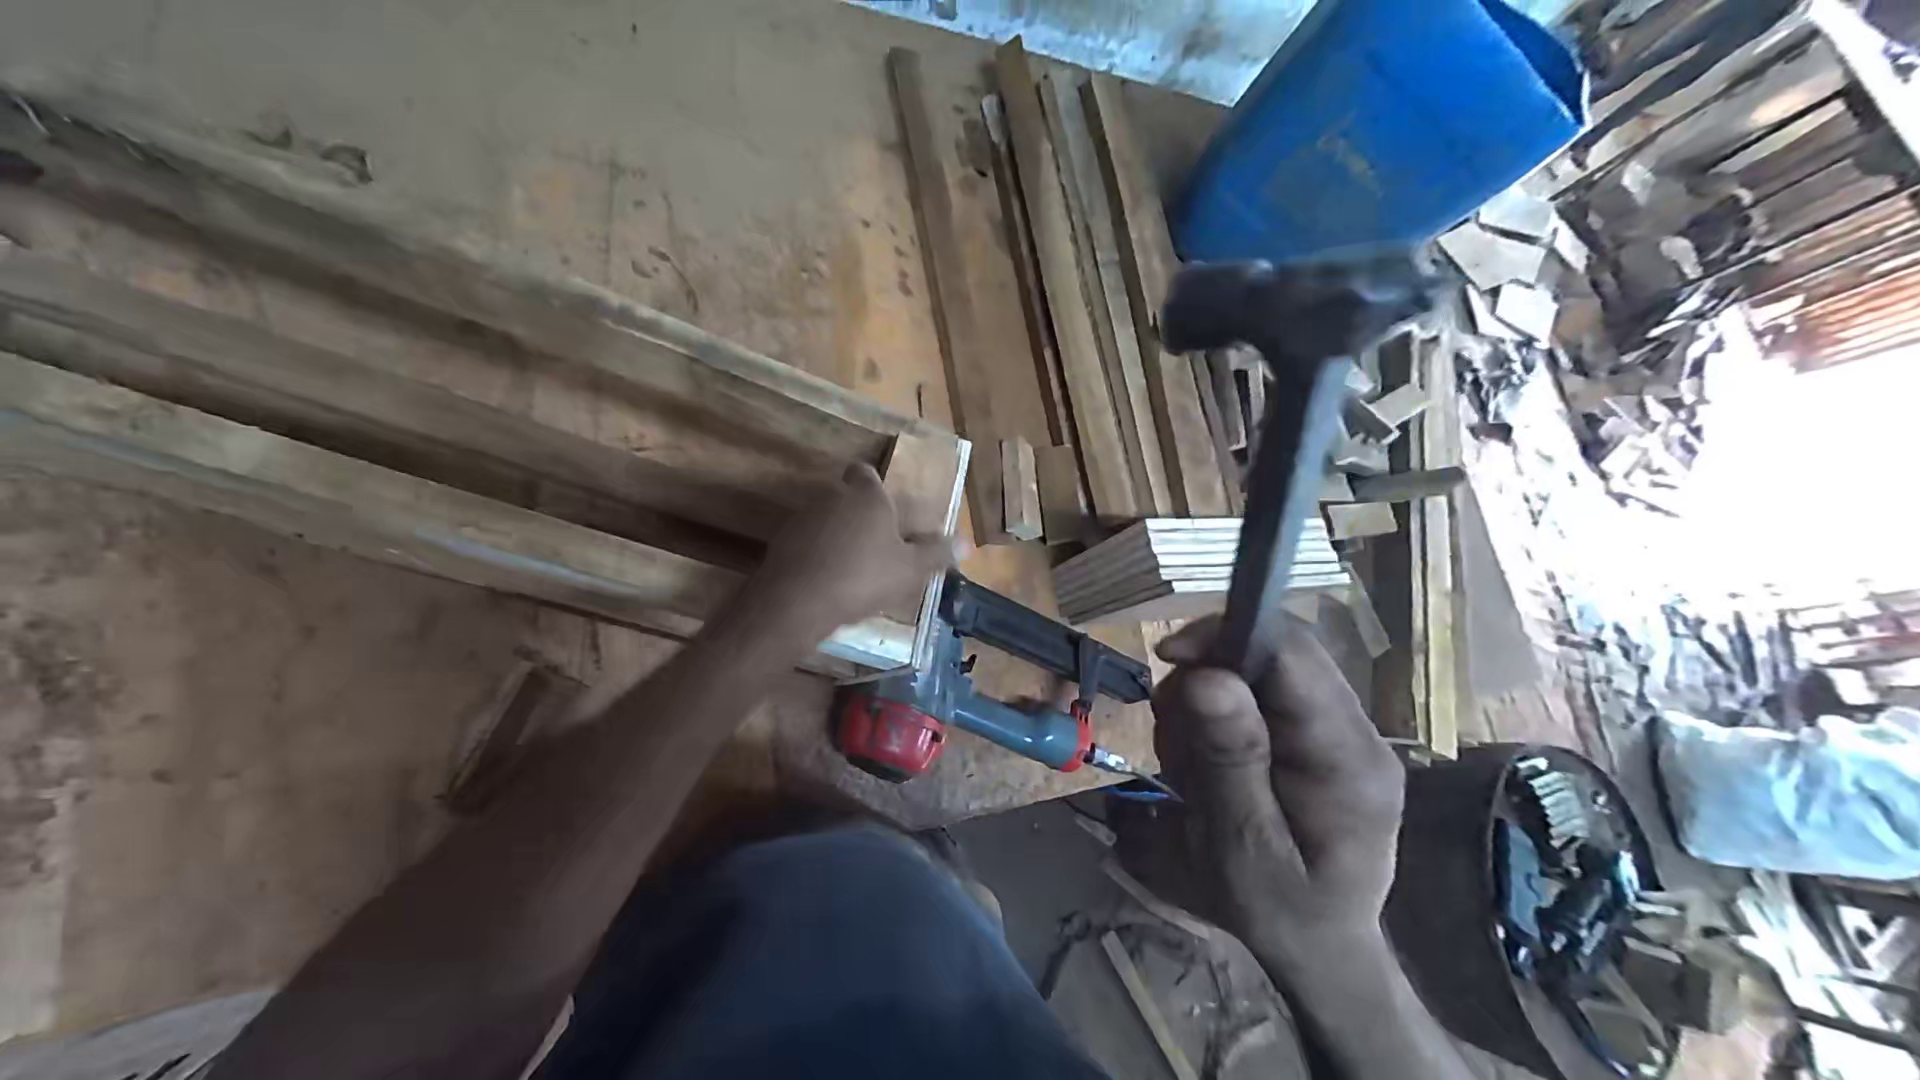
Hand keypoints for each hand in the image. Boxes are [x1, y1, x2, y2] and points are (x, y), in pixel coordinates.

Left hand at [743, 462, 958, 634]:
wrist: (798, 600)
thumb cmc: (864, 577)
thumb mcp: (910, 570)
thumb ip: (936, 553)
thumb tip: (967, 544)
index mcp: (867, 495)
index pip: (867, 472)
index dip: (876, 488)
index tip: (886, 510)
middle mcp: (833, 495)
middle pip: (847, 496)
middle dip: (860, 515)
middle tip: (877, 545)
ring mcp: (803, 517)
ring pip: (826, 519)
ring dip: (837, 536)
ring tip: (853, 568)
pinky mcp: (782, 541)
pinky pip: (807, 542)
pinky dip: (817, 554)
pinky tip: (827, 581)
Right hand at [1149, 616, 1404, 961]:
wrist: (1317, 948)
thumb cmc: (1280, 912)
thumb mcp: (1242, 847)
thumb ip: (1228, 761)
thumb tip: (1203, 677)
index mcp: (1347, 758)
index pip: (1291, 655)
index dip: (1225, 637)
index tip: (1167, 658)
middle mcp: (1352, 730)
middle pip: (1268, 653)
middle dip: (1204, 683)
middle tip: (1178, 746)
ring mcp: (1333, 729)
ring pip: (1248, 670)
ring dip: (1200, 708)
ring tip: (1192, 774)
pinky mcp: (1309, 733)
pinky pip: (1247, 694)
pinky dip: (1207, 719)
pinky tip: (1203, 769)